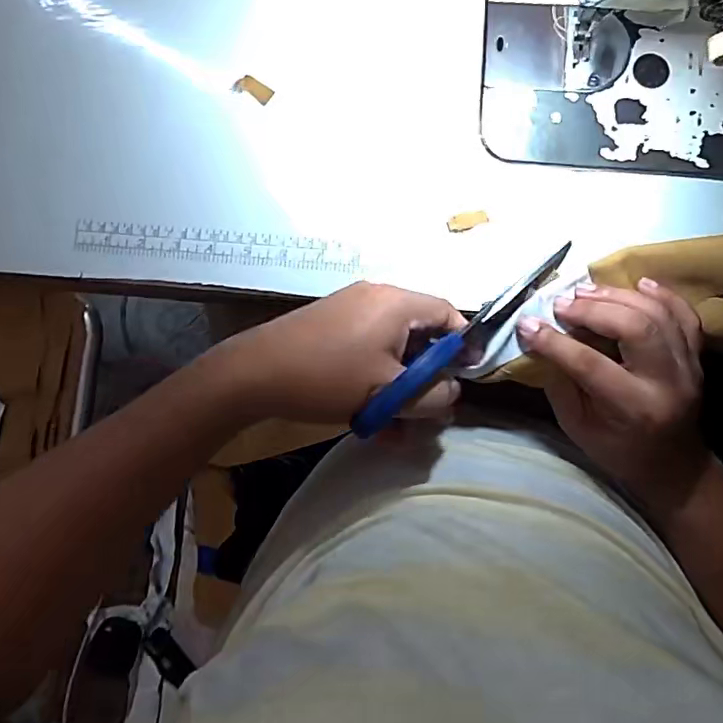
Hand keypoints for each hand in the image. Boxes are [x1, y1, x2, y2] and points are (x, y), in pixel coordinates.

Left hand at [199, 281, 466, 425]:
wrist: (254, 372)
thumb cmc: (329, 377)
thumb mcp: (388, 393)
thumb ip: (431, 395)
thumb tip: (451, 391)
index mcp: (396, 303)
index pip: (448, 313)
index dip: (464, 345)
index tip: (467, 377)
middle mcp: (376, 297)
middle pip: (420, 331)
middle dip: (428, 374)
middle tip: (431, 408)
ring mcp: (350, 309)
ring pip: (391, 346)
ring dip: (400, 383)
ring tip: (398, 425)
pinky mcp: (331, 324)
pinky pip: (367, 348)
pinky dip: (376, 377)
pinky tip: (370, 417)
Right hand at [515, 277, 708, 501]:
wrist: (673, 464)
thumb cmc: (617, 449)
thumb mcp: (577, 425)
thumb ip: (560, 380)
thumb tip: (538, 338)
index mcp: (634, 408)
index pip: (589, 364)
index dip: (554, 341)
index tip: (527, 324)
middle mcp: (668, 382)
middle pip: (635, 327)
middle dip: (592, 309)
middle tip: (561, 304)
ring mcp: (689, 366)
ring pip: (658, 314)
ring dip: (618, 295)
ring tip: (585, 291)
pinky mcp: (696, 355)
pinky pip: (684, 315)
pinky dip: (661, 294)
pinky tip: (636, 284)